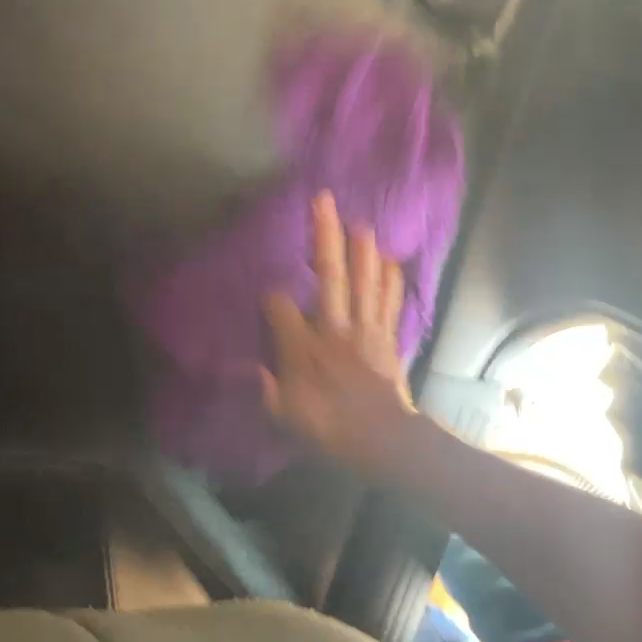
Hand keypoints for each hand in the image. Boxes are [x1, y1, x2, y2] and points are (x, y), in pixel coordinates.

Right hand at [260, 190, 419, 471]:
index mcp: (305, 348)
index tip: (265, 295)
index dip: (271, 297)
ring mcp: (367, 330)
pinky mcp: (388, 337)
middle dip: (324, 236)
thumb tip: (249, 367)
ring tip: (360, 222)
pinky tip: (391, 260)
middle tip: (324, 201)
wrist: (385, 440)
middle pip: (330, 275)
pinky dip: (391, 280)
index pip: (281, 307)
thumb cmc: (331, 429)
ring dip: (363, 249)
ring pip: (365, 280)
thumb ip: (267, 390)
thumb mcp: (287, 417)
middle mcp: (336, 329)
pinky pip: (390, 301)